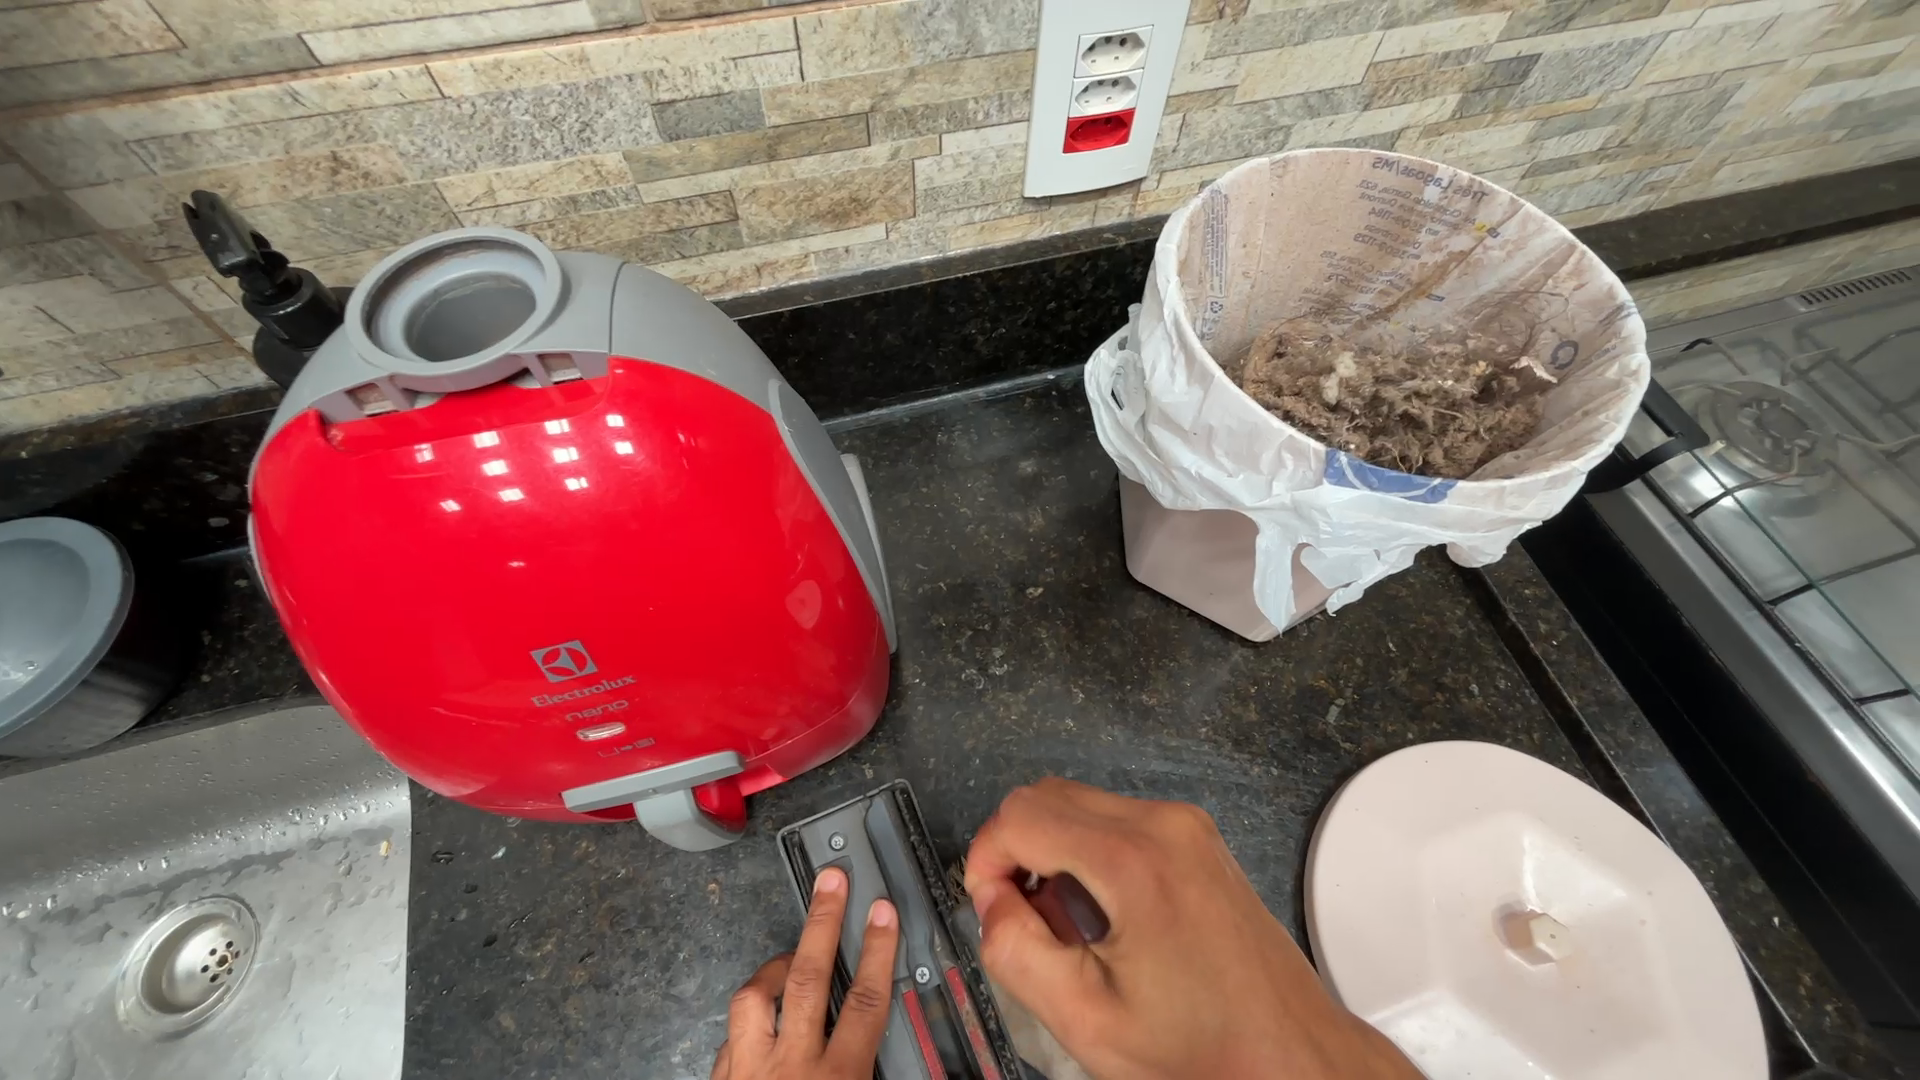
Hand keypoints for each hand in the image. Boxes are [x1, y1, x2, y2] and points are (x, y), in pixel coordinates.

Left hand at [713, 867, 899, 1079]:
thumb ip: (867, 1065)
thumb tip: (878, 1036)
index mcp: (837, 1079)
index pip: (865, 1002)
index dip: (877, 951)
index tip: (882, 911)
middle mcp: (790, 1069)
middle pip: (808, 980)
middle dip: (822, 922)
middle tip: (831, 881)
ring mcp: (747, 1073)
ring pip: (753, 999)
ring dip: (772, 970)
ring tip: (787, 959)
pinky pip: (730, 1039)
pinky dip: (747, 1025)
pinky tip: (759, 1023)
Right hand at [964, 778, 1422, 1079]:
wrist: (1298, 1057)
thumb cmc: (1198, 1050)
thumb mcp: (1087, 1020)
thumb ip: (1014, 951)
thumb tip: (992, 899)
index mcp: (1133, 859)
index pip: (1021, 815)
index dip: (986, 856)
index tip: (991, 908)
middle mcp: (1161, 820)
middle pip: (1045, 796)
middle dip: (1014, 849)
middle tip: (1020, 916)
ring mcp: (1183, 821)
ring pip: (1077, 801)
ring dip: (1048, 847)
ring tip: (1062, 921)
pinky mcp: (1195, 833)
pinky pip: (1113, 816)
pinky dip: (1084, 847)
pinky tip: (1099, 908)